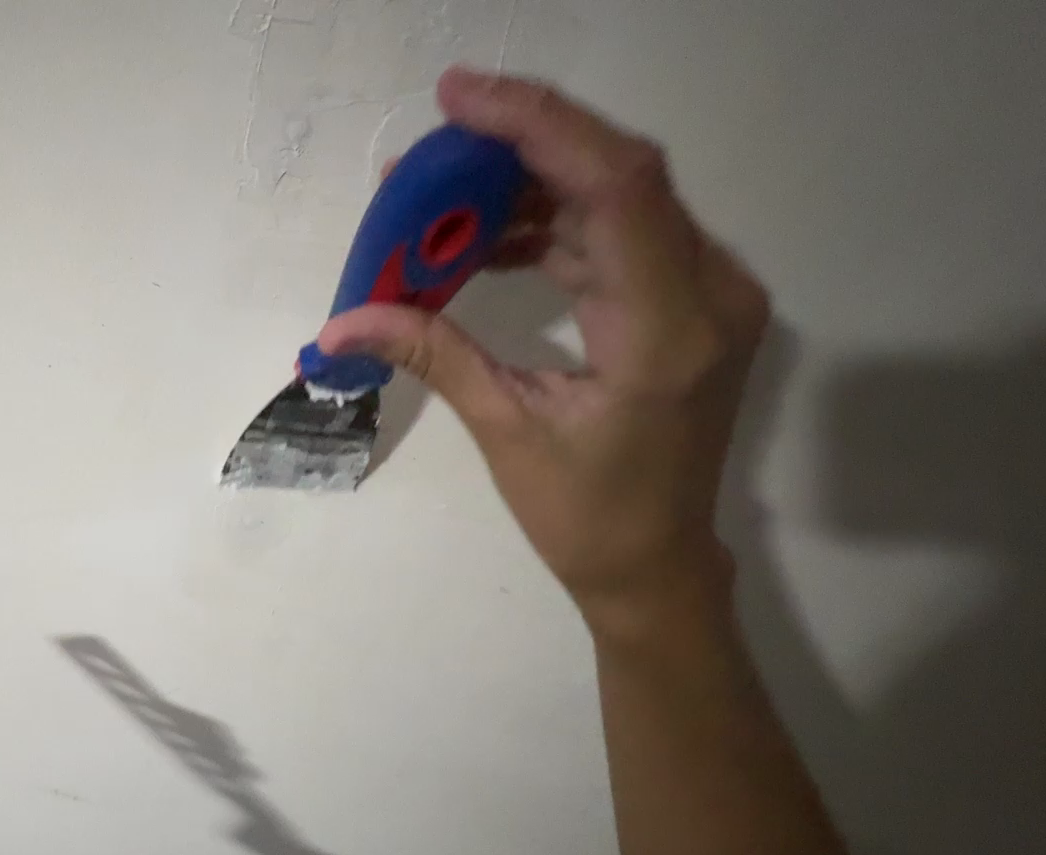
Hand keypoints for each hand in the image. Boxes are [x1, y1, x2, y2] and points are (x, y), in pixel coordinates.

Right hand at [324, 69, 768, 629]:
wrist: (654, 563)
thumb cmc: (585, 515)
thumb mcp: (504, 430)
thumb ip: (431, 356)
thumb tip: (340, 323)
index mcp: (668, 329)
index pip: (617, 186)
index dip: (537, 127)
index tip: (456, 100)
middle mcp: (706, 291)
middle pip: (616, 177)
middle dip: (516, 152)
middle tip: (429, 156)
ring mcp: (702, 293)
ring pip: (613, 202)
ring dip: (526, 190)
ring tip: (439, 200)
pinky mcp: (681, 303)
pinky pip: (613, 239)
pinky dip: (547, 228)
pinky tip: (484, 240)